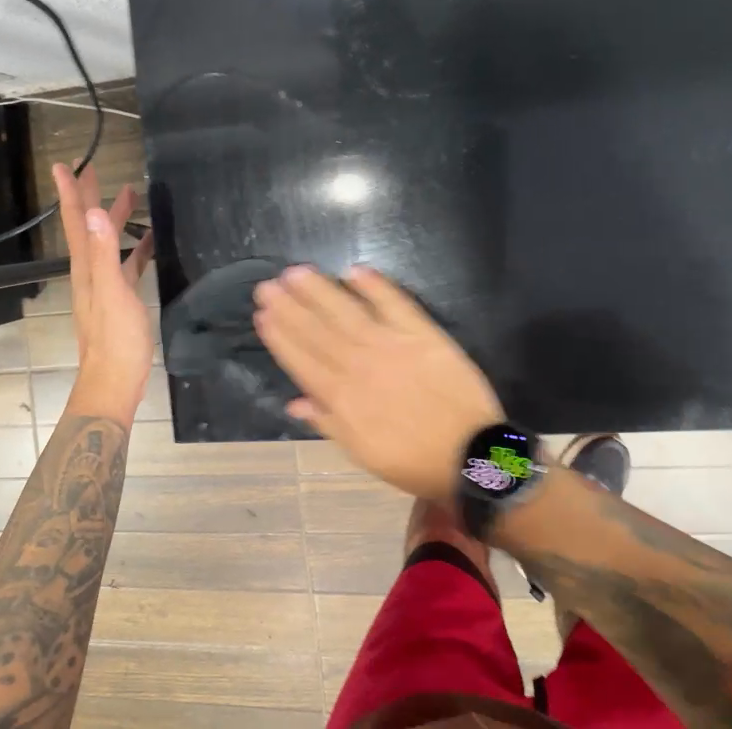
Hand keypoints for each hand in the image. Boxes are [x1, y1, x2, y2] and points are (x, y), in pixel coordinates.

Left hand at [51, 163, 155, 421]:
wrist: (114, 382)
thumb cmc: (115, 340)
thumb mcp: (112, 294)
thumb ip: (103, 254)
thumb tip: (95, 214)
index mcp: (86, 269)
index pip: (77, 223)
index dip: (72, 194)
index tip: (63, 165)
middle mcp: (90, 274)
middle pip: (88, 228)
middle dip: (89, 198)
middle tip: (92, 170)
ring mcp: (104, 288)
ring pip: (106, 244)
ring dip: (113, 220)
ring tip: (128, 196)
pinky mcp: (120, 301)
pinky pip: (126, 265)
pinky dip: (135, 250)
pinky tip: (149, 244)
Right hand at [254, 265, 503, 499]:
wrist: (469, 456)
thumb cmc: (412, 460)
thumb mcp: (362, 453)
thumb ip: (327, 422)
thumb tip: (294, 402)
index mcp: (343, 398)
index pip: (302, 361)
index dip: (280, 337)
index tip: (263, 315)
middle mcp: (360, 366)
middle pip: (318, 331)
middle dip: (290, 307)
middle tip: (267, 286)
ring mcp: (391, 346)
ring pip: (347, 312)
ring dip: (320, 291)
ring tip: (297, 273)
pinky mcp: (422, 334)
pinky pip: (395, 304)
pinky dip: (374, 286)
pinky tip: (355, 271)